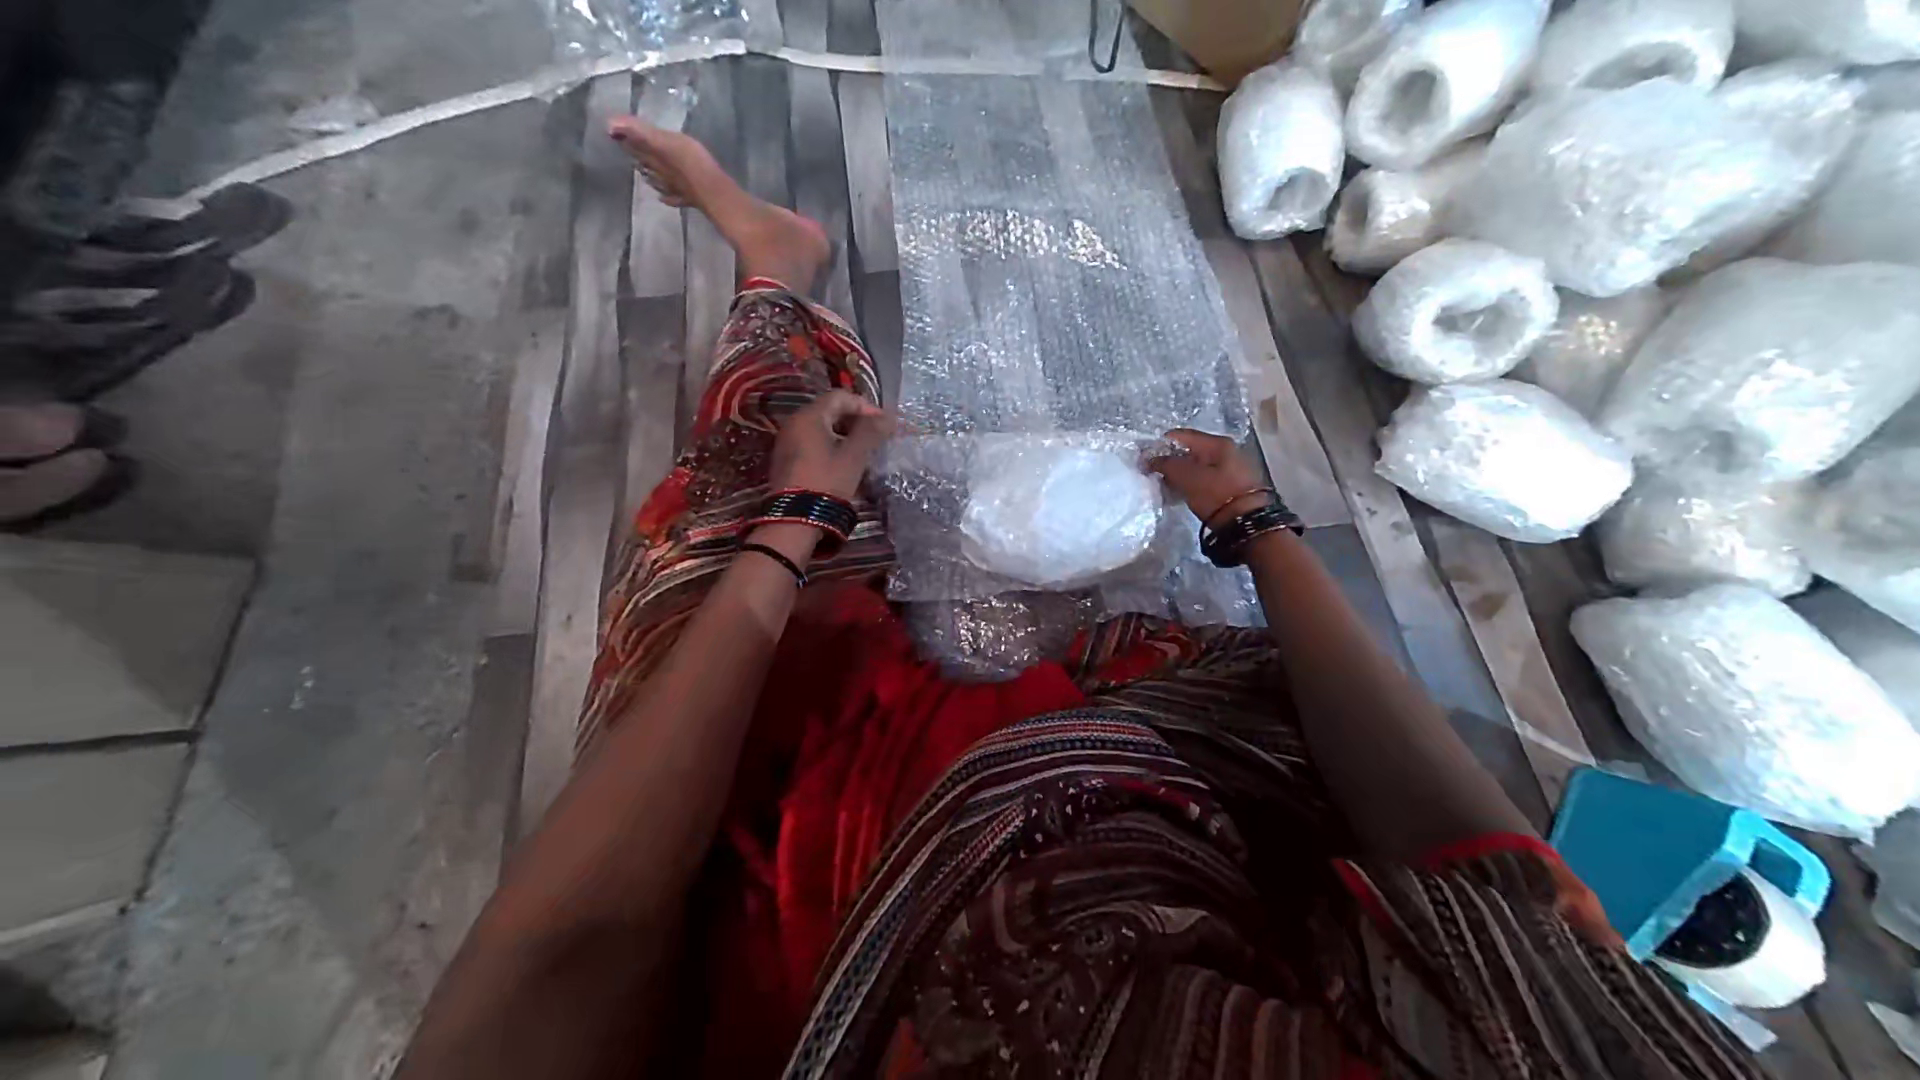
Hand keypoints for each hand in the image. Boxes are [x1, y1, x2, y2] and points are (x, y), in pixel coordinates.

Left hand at [768, 390, 893, 500]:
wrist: (795, 519)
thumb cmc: (826, 481)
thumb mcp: (854, 456)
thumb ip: (871, 432)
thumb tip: (889, 417)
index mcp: (809, 416)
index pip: (840, 397)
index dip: (865, 406)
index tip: (883, 424)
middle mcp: (793, 423)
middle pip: (829, 411)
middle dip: (856, 421)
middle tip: (875, 438)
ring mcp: (787, 442)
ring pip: (822, 428)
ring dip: (845, 435)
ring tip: (863, 452)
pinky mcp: (787, 460)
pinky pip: (813, 443)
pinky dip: (831, 447)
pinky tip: (844, 463)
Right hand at [1150, 429, 1269, 525]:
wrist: (1246, 523)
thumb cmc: (1215, 495)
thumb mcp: (1186, 477)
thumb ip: (1165, 464)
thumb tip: (1149, 459)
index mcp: (1216, 443)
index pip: (1180, 435)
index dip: (1159, 445)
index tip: (1145, 460)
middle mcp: (1225, 451)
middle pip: (1188, 450)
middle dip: (1169, 462)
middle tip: (1154, 475)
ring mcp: (1229, 469)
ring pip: (1195, 466)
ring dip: (1179, 475)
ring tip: (1165, 487)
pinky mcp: (1230, 486)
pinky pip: (1203, 479)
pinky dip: (1190, 484)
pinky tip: (1181, 494)